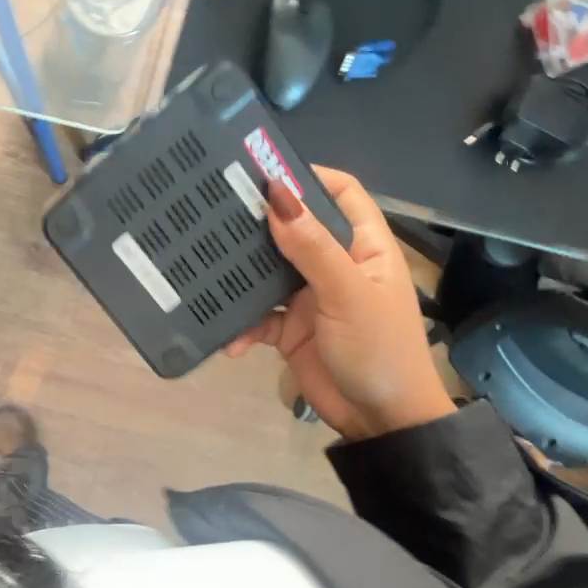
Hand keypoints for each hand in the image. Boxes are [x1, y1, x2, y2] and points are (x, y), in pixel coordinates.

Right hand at [224, 167, 454, 440]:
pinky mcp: (290, 331)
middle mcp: (335, 265)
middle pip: (295, 231)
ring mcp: (310, 298)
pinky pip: (258, 319)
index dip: (307, 177)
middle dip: (260, 226)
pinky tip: (231, 342)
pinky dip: (242, 329)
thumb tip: (277, 195)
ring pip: (268, 275)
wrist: (378, 416)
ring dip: (242, 282)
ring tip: (208, 277)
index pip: (340, 194)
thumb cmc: (377, 347)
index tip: (262, 171)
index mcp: (363, 246)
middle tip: (216, 218)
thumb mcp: (346, 293)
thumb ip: (311, 247)